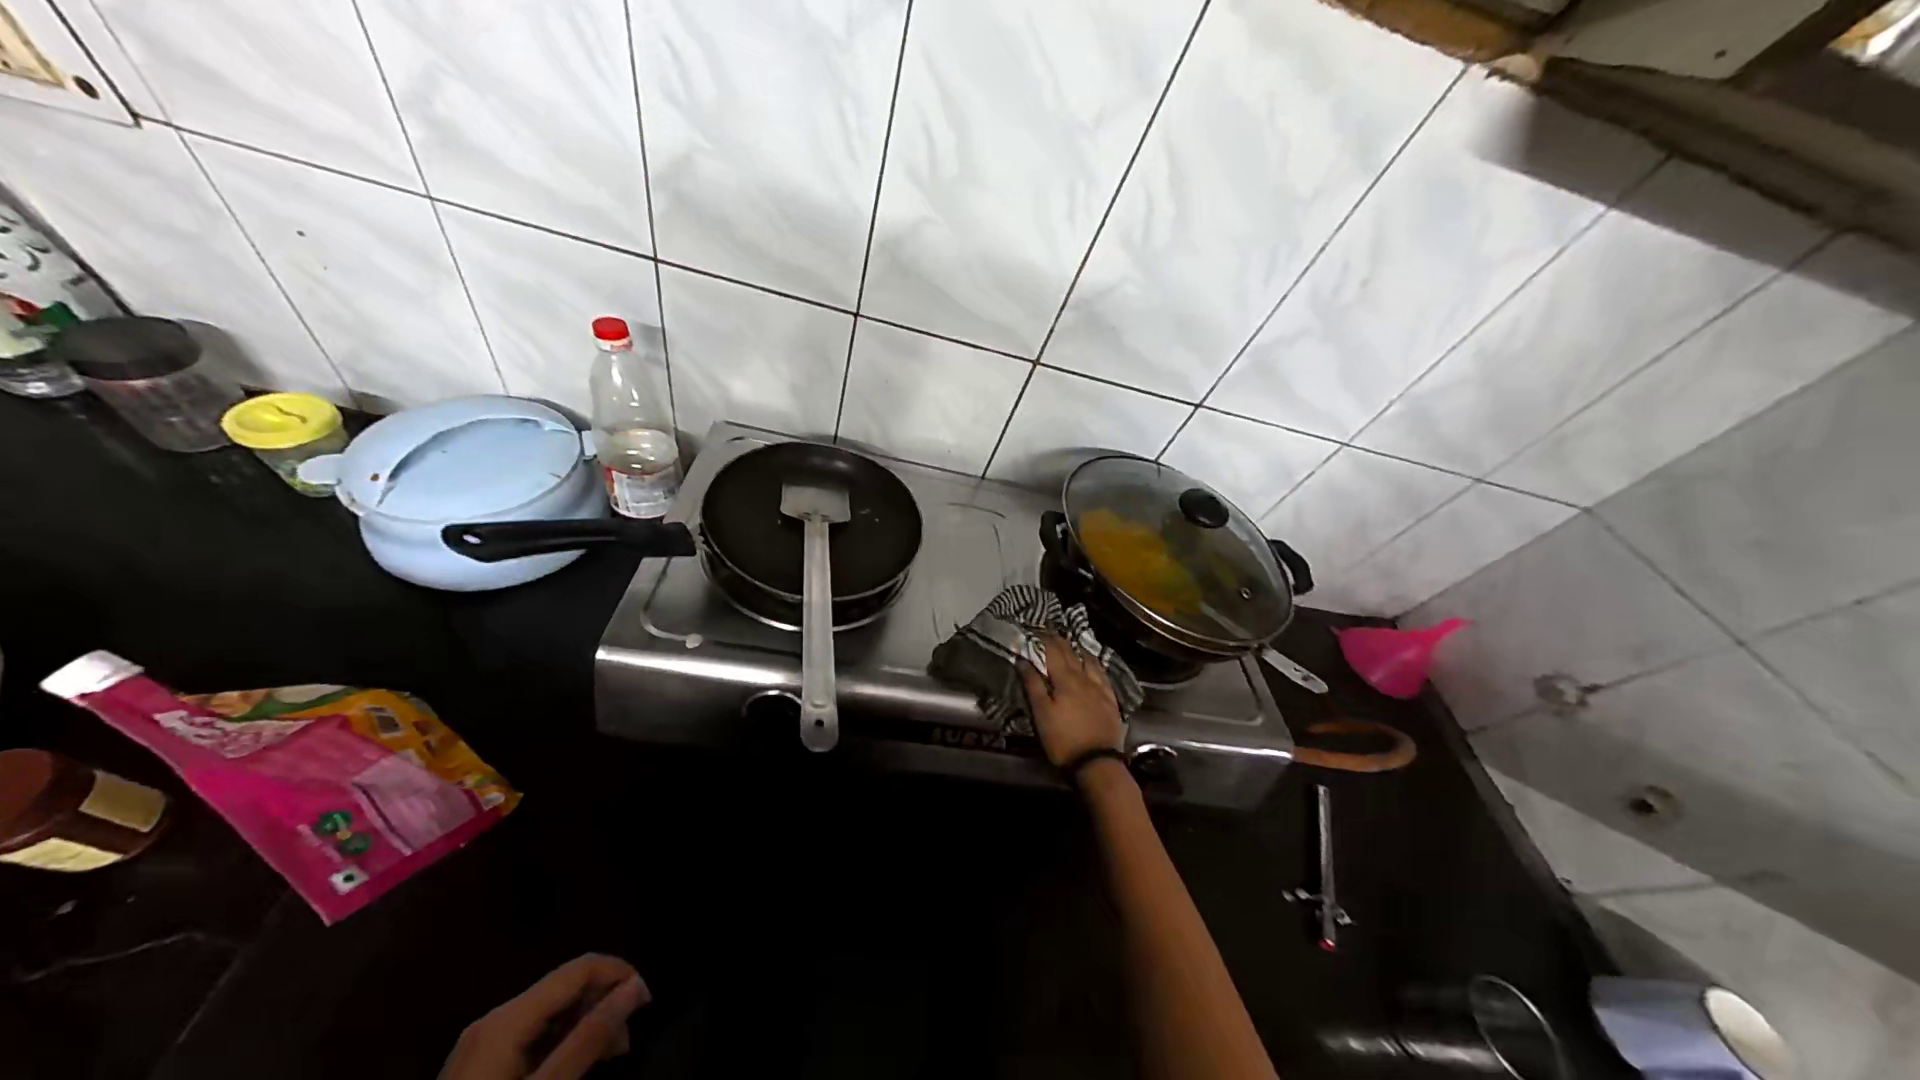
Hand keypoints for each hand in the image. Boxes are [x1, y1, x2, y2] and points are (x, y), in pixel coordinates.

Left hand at [440, 954, 649, 1079]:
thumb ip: (590, 1038)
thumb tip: (634, 987)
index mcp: (509, 1017)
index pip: (579, 968)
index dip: (619, 974)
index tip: (647, 1003)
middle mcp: (495, 1017)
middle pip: (565, 987)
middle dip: (603, 1004)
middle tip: (624, 1044)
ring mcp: (483, 1040)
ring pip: (551, 1010)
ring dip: (586, 1024)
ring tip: (607, 1057)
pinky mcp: (480, 1061)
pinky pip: (533, 1033)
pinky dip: (562, 1040)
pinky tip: (575, 1064)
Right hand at [1018, 634, 1122, 767]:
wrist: (1097, 762)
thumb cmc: (1063, 739)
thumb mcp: (1042, 713)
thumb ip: (1033, 685)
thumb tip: (1023, 661)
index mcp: (1065, 680)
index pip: (1053, 652)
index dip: (1045, 639)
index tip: (1036, 629)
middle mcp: (1084, 679)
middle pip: (1071, 654)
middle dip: (1060, 640)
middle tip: (1051, 630)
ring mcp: (1100, 689)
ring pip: (1090, 661)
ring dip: (1079, 649)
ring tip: (1072, 641)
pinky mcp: (1111, 701)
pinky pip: (1104, 675)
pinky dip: (1096, 664)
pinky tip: (1095, 663)